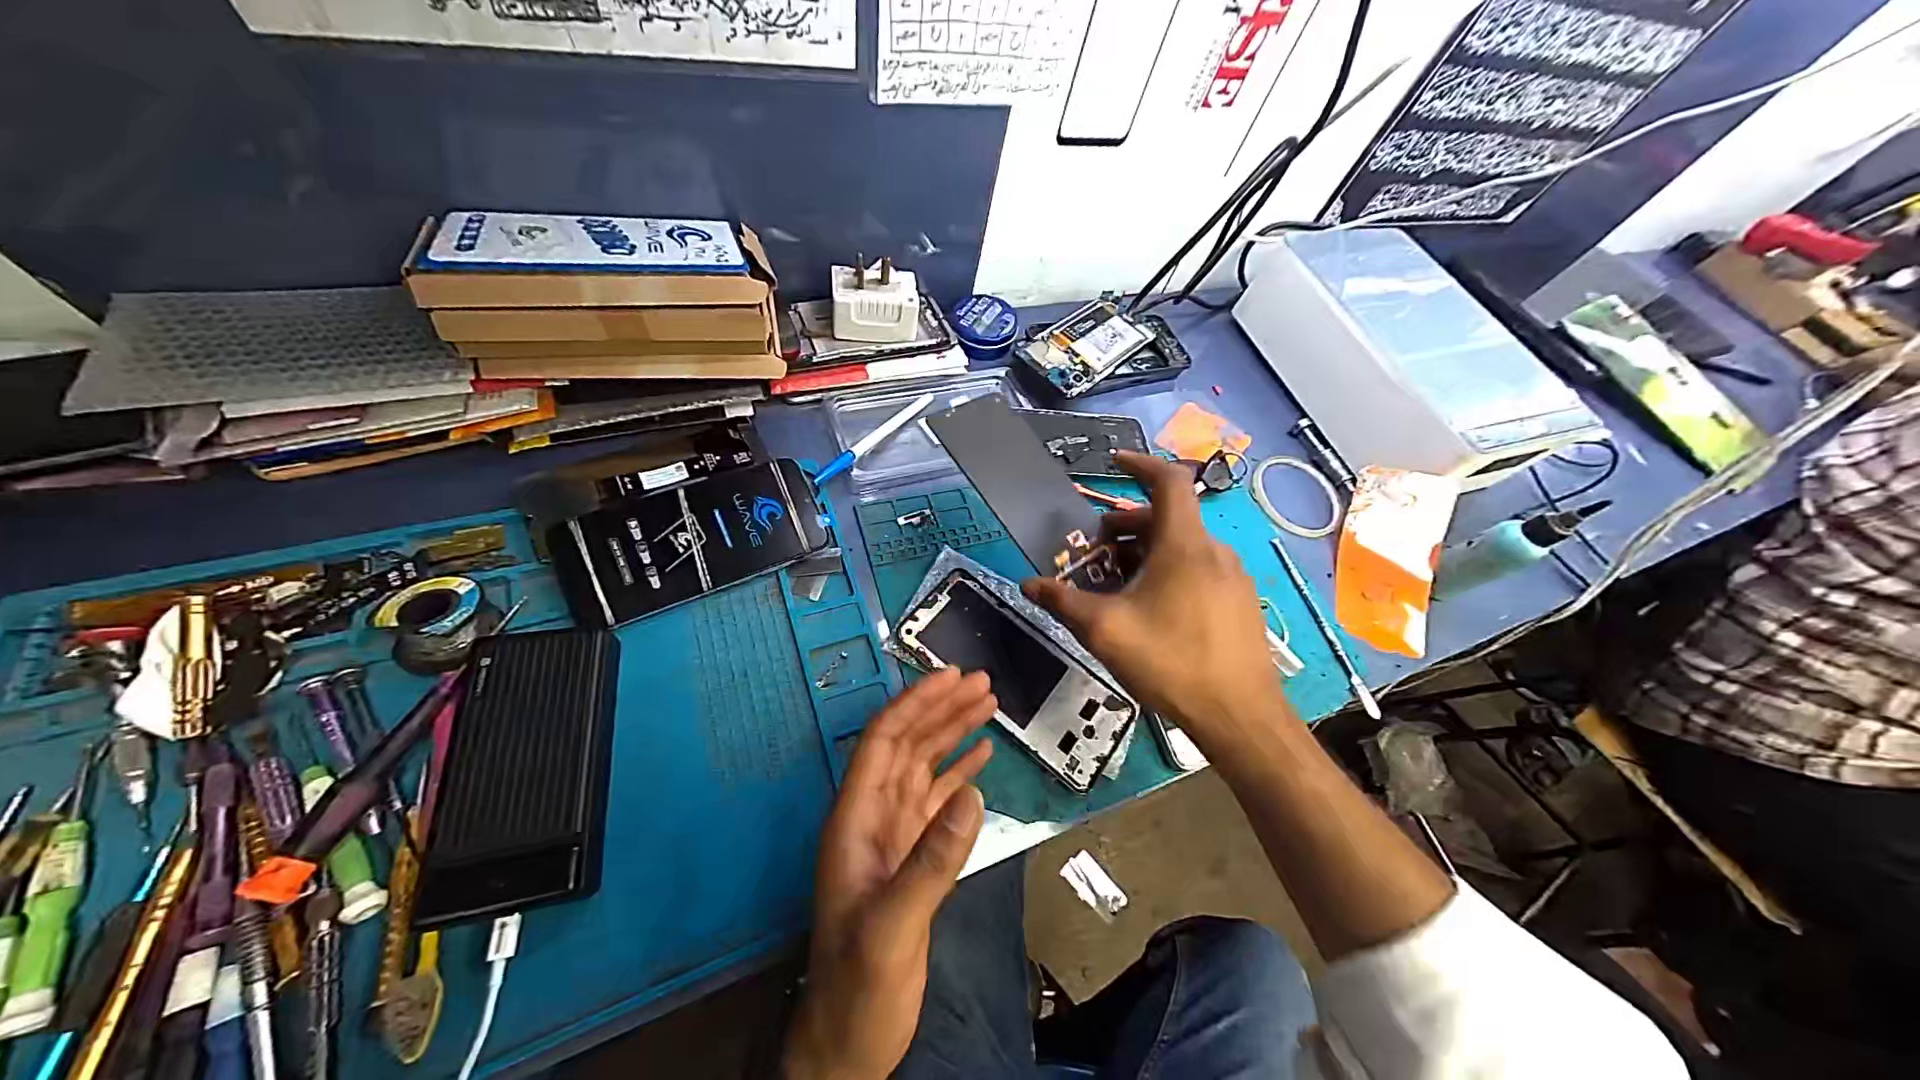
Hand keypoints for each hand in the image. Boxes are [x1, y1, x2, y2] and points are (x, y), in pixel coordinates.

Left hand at [783, 668, 995, 1079]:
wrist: (850, 1037)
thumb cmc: (859, 982)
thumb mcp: (892, 925)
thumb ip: (932, 861)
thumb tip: (975, 792)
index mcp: (855, 819)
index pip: (883, 742)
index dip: (915, 704)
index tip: (951, 678)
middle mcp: (872, 816)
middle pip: (907, 746)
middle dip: (941, 709)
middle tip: (982, 683)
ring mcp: (893, 834)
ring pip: (924, 767)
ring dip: (953, 734)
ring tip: (988, 706)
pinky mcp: (913, 854)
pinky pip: (937, 801)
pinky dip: (960, 773)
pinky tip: (982, 757)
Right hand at [1024, 451, 1288, 751]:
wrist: (1240, 717)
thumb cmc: (1171, 663)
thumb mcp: (1105, 630)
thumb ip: (1063, 602)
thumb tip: (1027, 585)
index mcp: (1184, 545)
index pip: (1168, 481)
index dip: (1140, 463)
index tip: (1113, 462)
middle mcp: (1213, 552)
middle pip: (1166, 519)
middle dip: (1125, 527)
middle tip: (1095, 553)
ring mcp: (1232, 578)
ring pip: (1181, 547)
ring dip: (1144, 554)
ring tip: (1116, 587)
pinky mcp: (1239, 603)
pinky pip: (1198, 570)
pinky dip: (1168, 572)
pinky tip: (1150, 611)